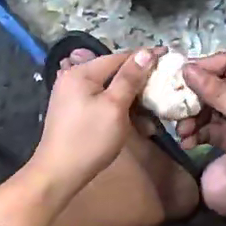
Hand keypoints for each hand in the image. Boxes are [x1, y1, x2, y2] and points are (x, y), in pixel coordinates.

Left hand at [31, 48, 158, 194]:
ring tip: (150, 118)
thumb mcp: (115, 106)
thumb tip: (146, 51)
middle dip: (139, 85)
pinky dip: (118, 111)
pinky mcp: (74, 113)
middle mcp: (74, 79)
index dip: (144, 58)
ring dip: (131, 102)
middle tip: (162, 93)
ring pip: (109, 91)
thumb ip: (130, 78)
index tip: (168, 57)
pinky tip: (134, 125)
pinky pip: (101, 104)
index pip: (119, 57)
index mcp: (81, 72)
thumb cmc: (89, 139)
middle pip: (113, 74)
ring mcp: (72, 96)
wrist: (58, 174)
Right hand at [177, 53, 225, 191]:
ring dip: (192, 119)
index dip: (202, 66)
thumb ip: (213, 89)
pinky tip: (188, 143)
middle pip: (212, 87)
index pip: (224, 62)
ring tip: (182, 131)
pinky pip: (210, 130)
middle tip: (173, 106)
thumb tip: (186, 67)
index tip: (178, 76)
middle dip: (192, 97)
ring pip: (208, 110)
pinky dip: (198, 135)